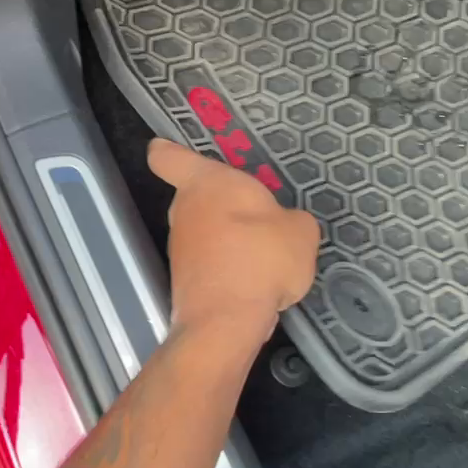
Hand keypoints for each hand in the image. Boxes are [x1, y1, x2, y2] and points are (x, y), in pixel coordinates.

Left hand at [148, 138, 319, 337]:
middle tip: (259, 214)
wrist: (226, 320)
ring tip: (265, 255)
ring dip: (228, 238)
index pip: (167, 156)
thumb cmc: (260, 258)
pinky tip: (256, 282)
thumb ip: (290, 219)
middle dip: (223, 203)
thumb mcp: (300, 231)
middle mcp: (183, 210)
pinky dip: (228, 268)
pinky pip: (210, 261)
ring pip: (204, 231)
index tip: (170, 147)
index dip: (167, 149)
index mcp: (205, 183)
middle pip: (197, 196)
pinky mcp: (184, 279)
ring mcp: (179, 247)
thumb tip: (281, 226)